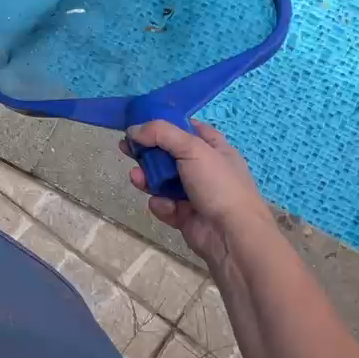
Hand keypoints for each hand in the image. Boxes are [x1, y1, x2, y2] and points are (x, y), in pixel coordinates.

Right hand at [122, 119, 274, 271]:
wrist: (232, 237)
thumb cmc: (219, 185)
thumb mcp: (193, 148)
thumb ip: (160, 133)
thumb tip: (132, 130)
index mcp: (215, 150)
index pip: (190, 128)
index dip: (168, 122)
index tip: (143, 120)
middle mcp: (205, 169)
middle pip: (168, 152)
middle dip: (146, 151)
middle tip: (126, 147)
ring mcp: (194, 193)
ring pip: (160, 178)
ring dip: (146, 177)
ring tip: (137, 179)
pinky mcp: (184, 214)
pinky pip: (163, 202)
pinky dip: (160, 203)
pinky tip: (165, 206)